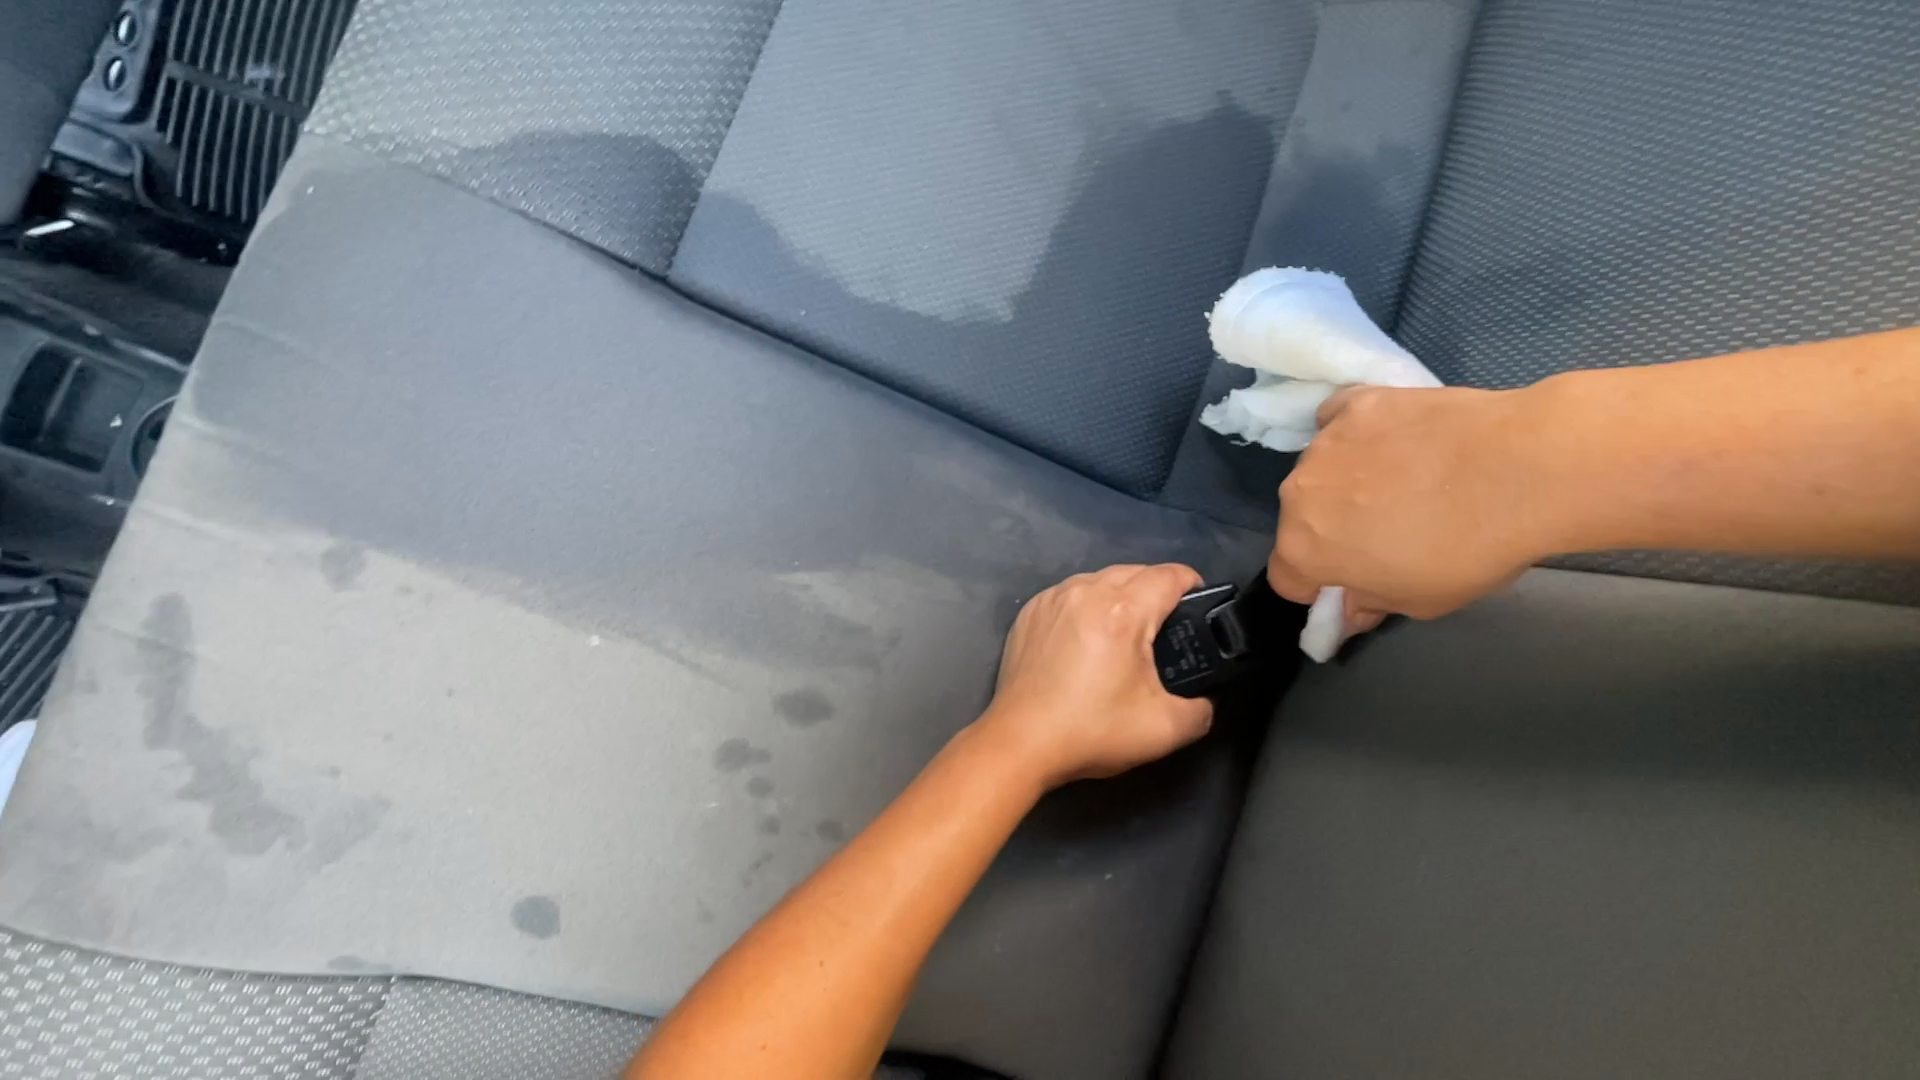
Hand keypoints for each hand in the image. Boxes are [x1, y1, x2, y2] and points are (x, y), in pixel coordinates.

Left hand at [978, 564, 1214, 788]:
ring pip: (1100, 579)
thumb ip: (1202, 707)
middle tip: (1167, 630)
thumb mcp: (1166, 728)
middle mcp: (1086, 592)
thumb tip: (1204, 695)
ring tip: (1126, 633)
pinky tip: (1087, 639)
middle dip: (1157, 591)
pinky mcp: (1029, 612)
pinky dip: (1087, 606)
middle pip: (1135, 572)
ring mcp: (1052, 598)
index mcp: (1122, 611)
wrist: (1021, 742)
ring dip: (1120, 596)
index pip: (1170, 575)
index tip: (1199, 609)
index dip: (1194, 586)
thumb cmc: (1093, 731)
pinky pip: (1070, 594)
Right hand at [1267, 384, 1569, 626]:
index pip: (1288, 578)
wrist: (1521, 469)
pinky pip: (1338, 419)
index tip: (1355, 582)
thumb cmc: (1467, 549)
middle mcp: (1297, 495)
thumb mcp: (1420, 603)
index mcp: (1303, 550)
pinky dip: (1355, 432)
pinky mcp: (1356, 403)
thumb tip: (1350, 609)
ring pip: (1319, 471)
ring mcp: (1324, 443)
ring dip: (1343, 480)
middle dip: (1330, 529)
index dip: (1319, 586)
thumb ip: (1369, 604)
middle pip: (1301, 520)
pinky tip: (1391, 436)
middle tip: (1387, 529)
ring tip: (1404, 478)